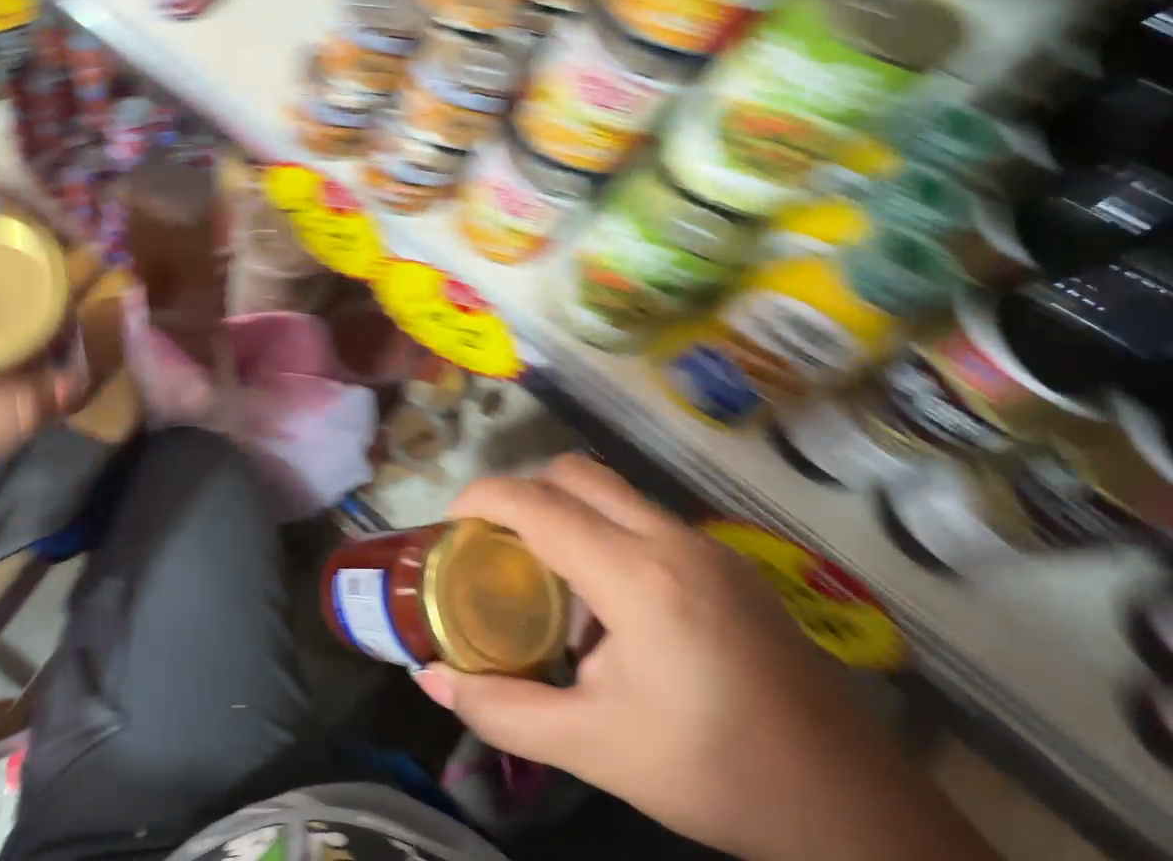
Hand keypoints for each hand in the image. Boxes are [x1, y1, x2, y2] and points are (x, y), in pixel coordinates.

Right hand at [414, 456, 986, 860]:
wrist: (852, 809)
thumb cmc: (714, 773)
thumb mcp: (592, 748)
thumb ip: (501, 709)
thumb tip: (431, 680)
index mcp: (638, 579)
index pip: (537, 505)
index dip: (480, 499)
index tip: (447, 526)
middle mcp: (675, 544)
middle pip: (575, 474)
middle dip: (520, 492)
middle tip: (488, 543)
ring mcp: (711, 551)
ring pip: (614, 493)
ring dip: (563, 511)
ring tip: (538, 573)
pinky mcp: (732, 568)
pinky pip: (645, 522)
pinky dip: (602, 533)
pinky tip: (601, 605)